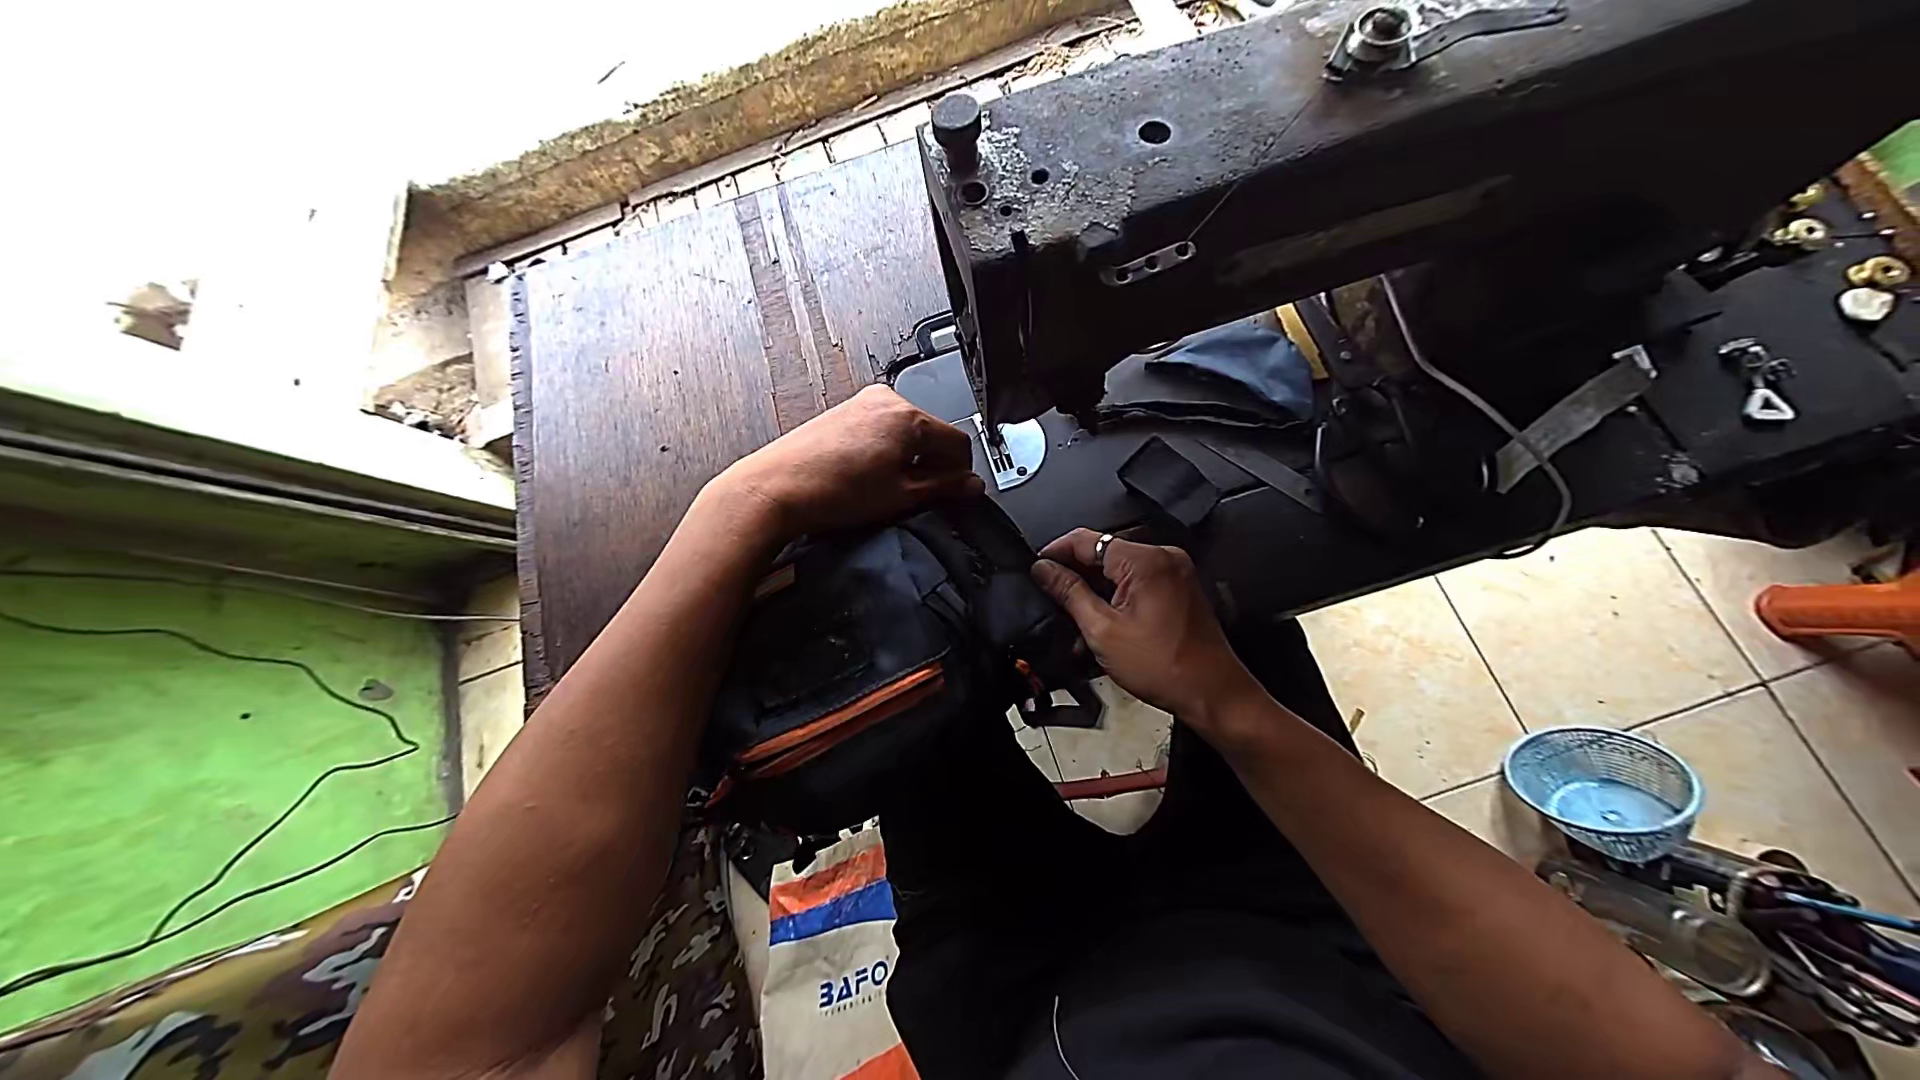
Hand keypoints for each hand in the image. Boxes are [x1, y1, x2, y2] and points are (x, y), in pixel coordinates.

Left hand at [715, 385, 984, 538]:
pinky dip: (887, 454)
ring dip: (909, 461)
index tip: (957, 492)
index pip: (958, 441)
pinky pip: (883, 432)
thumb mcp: (901, 496)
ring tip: (887, 490)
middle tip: (919, 496)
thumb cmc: (826, 490)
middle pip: (933, 435)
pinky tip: (869, 479)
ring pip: (908, 434)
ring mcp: (862, 404)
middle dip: (933, 466)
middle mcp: (886, 401)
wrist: (774, 490)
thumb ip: (944, 488)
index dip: (962, 473)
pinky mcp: (844, 414)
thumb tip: (969, 486)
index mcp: (907, 415)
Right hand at [1030, 530, 1267, 738]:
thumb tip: (1044, 569)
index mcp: (1146, 561)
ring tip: (1074, 614)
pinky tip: (1101, 617)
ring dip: (1094, 585)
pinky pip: (1138, 579)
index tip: (1037, 566)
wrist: (1211, 692)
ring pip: (1119, 567)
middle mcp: (1164, 557)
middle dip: (1074, 571)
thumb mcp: (1102, 630)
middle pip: (1104, 551)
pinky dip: (1116, 593)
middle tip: (1051, 594)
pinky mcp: (1178, 586)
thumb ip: (1069, 593)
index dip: (1056, 551)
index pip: (1088, 540)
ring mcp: (1174, 571)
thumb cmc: (1167, 667)